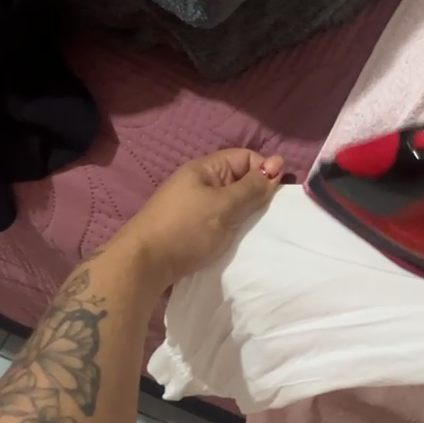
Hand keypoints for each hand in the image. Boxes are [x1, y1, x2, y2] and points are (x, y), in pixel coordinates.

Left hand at [106, 148, 284, 289]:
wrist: (145, 264)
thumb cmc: (186, 229)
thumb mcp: (224, 205)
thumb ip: (251, 187)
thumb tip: (277, 164)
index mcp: (205, 168)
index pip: (245, 158)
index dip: (264, 171)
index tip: (277, 196)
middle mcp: (200, 182)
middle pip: (239, 179)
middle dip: (257, 194)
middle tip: (270, 216)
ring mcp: (195, 206)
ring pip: (232, 202)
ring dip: (246, 213)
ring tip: (257, 229)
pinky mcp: (192, 227)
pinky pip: (221, 219)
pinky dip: (233, 226)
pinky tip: (239, 239)